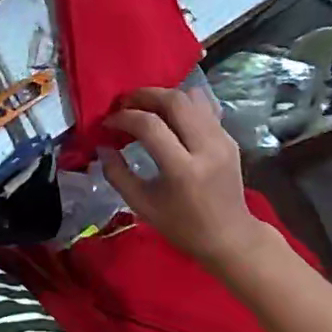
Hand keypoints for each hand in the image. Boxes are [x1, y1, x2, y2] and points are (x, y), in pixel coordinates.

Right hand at [100, 86, 272, 273]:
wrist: (228, 235)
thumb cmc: (181, 225)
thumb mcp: (141, 205)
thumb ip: (117, 174)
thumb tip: (102, 147)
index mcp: (183, 169)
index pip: (150, 126)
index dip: (123, 118)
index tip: (107, 123)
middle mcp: (206, 148)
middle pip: (175, 101)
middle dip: (144, 96)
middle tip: (123, 103)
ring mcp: (222, 140)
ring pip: (192, 98)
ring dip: (163, 96)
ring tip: (143, 106)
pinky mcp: (229, 138)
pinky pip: (204, 108)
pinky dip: (181, 104)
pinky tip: (166, 115)